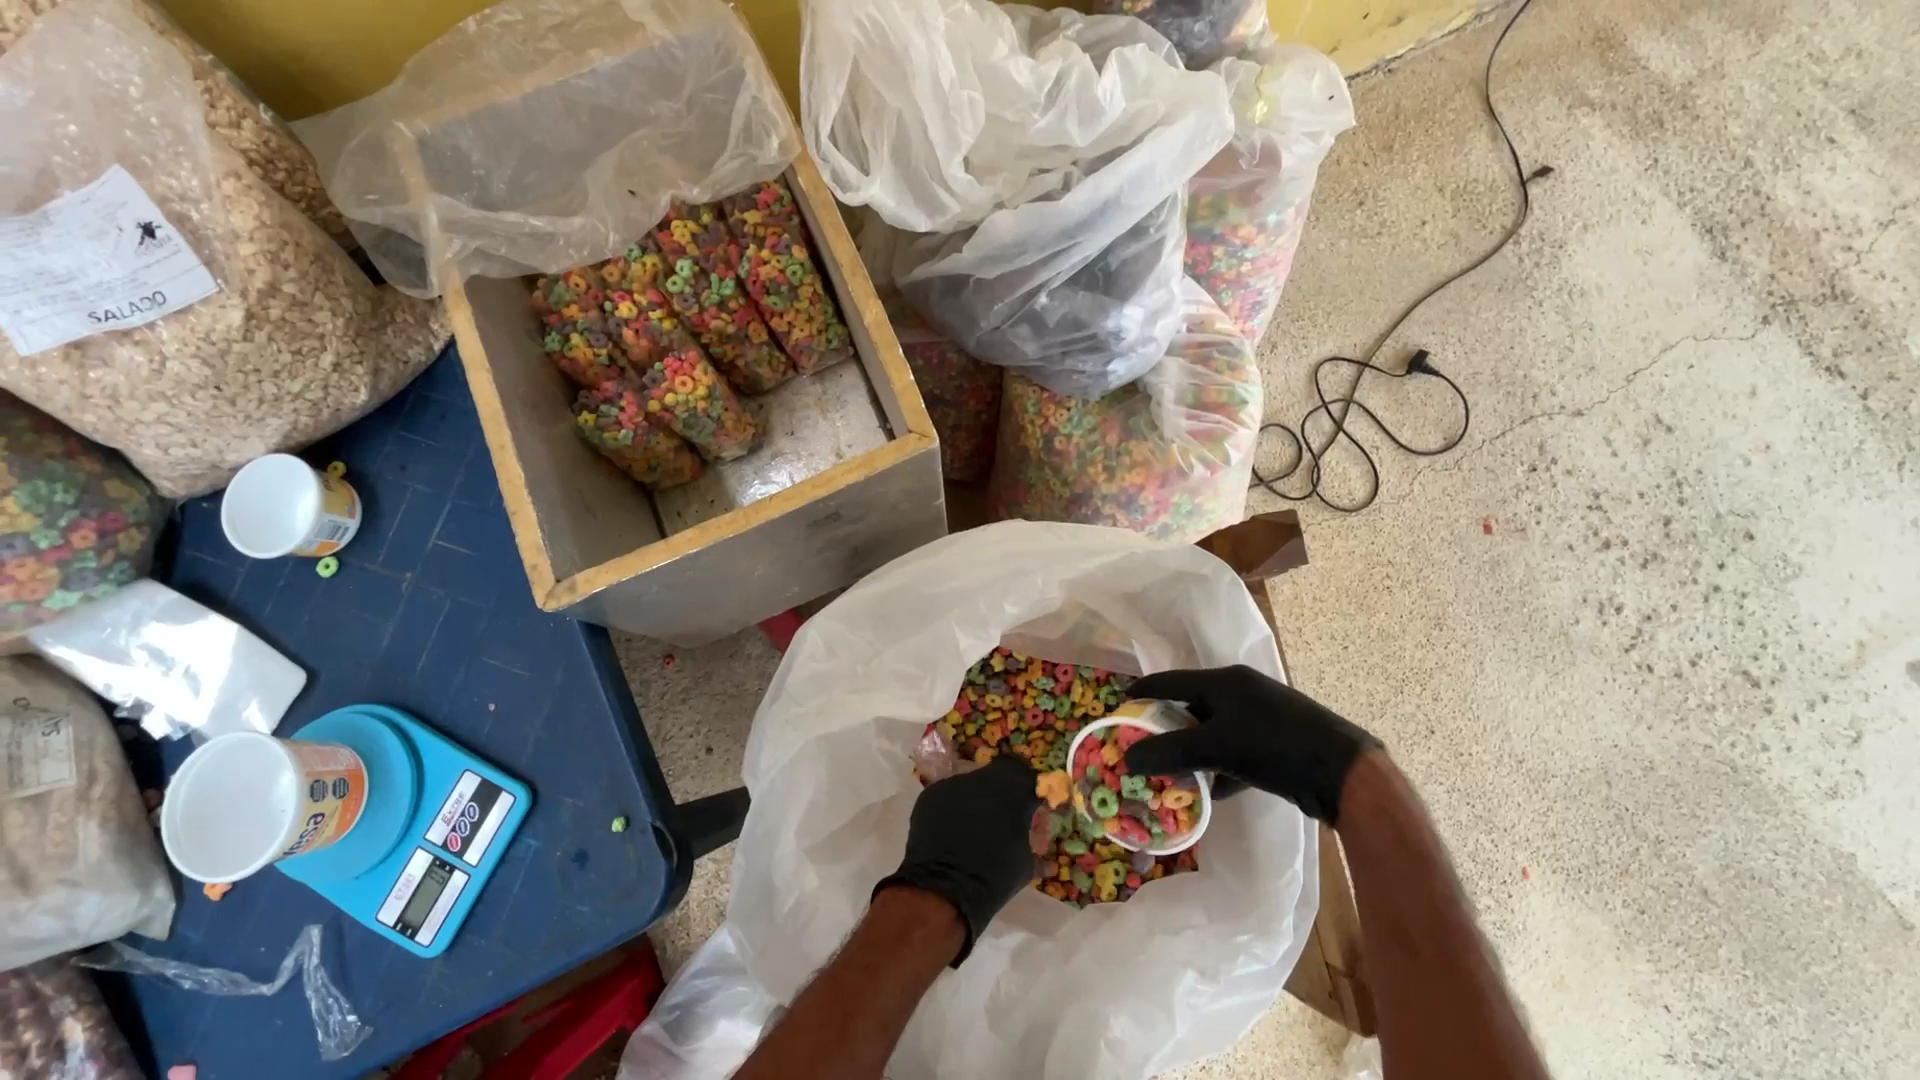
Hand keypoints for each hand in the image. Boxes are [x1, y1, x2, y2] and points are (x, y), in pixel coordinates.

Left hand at [874, 755, 1039, 965]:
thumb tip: (1025, 833)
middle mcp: (983, 778)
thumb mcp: (1025, 859)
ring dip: (974, 801)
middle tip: (999, 818)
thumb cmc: (995, 876)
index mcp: (1013, 789)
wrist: (945, 889)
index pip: (1024, 775)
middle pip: (995, 777)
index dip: (1025, 789)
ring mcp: (953, 784)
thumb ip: (1026, 836)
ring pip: (969, 786)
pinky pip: (947, 797)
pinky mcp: (929, 795)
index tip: (1026, 806)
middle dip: (999, 794)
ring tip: (971, 828)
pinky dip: (951, 809)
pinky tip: (950, 831)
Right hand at [1124, 665, 1380, 823]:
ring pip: (1213, 732)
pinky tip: (1209, 792)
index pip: (1171, 681)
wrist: (1342, 772)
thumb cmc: (1274, 746)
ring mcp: (1261, 718)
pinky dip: (1218, 769)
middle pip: (1191, 706)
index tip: (1119, 704)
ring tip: (1168, 772)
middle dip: (1166, 727)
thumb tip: (1128, 758)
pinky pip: (1233, 752)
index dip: (1143, 691)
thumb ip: (1170, 751)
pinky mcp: (1275, 745)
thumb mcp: (1216, 747)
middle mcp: (1241, 693)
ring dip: (1191, 752)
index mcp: (1225, 681)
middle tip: (1141, 745)